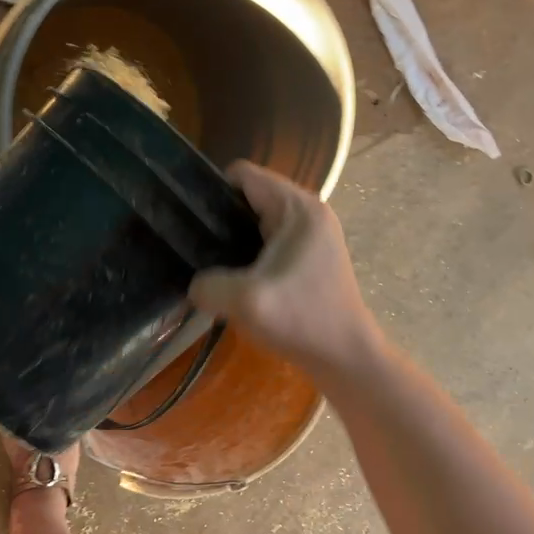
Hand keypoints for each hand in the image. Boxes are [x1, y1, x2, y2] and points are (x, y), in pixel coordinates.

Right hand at [189, 161, 382, 381]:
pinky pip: (264, 243)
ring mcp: (309, 235)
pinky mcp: (306, 257)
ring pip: (253, 222)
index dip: (210, 193)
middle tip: (194, 249)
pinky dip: (245, 256)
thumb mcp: (244, 302)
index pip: (242, 175)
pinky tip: (232, 281)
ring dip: (230, 242)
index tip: (189, 223)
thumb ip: (207, 285)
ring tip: (209, 266)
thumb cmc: (302, 321)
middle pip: (247, 197)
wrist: (344, 358)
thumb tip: (195, 285)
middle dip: (218, 219)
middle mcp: (307, 212)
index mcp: (298, 208)